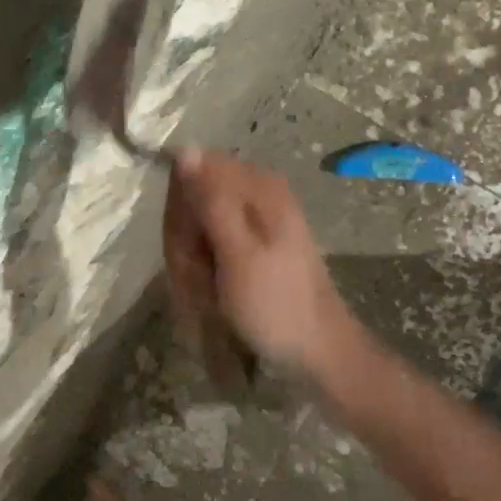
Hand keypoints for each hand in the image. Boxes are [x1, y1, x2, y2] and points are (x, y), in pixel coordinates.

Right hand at [163, 151, 355, 375]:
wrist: (320, 351)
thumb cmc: (277, 305)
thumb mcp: (237, 254)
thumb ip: (210, 201)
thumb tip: (185, 149)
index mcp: (257, 186)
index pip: (192, 172)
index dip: (181, 212)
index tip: (188, 252)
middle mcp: (257, 190)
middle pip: (195, 198)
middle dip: (188, 242)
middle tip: (201, 282)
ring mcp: (257, 215)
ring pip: (199, 224)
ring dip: (194, 261)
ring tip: (210, 294)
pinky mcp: (255, 239)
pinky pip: (212, 242)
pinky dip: (207, 269)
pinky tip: (216, 294)